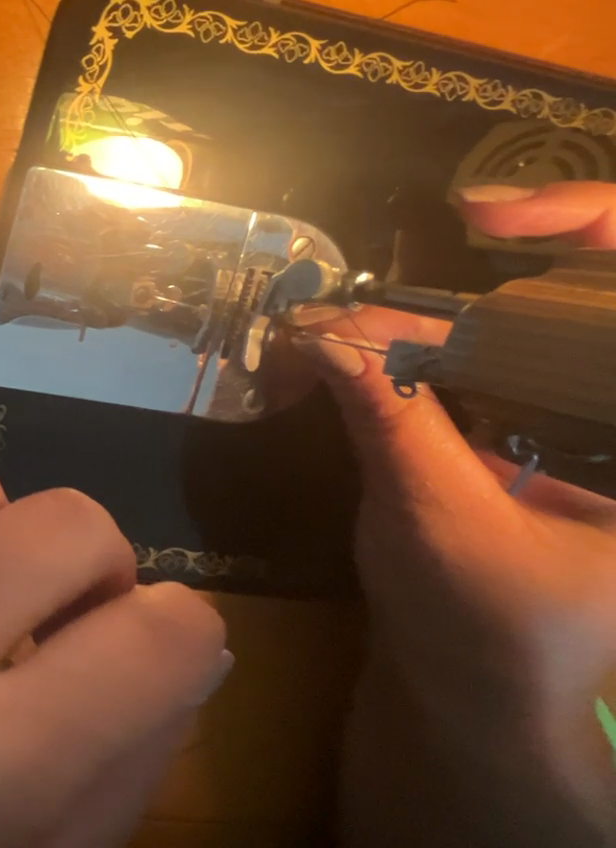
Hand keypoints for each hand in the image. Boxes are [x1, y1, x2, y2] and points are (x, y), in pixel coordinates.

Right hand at [301, 181, 615, 846]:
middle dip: (498, 277)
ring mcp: (589, 430)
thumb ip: (389, 418)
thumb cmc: (488, 628)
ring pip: (540, 328)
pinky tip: (368, 356)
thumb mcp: (440, 520)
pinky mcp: (548, 436)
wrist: (477, 690)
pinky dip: (431, 343)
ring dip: (443, 315)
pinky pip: (499, 360)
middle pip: (582, 305)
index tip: (484, 218)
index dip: (595, 230)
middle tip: (388, 292)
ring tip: (352, 328)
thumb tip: (320, 331)